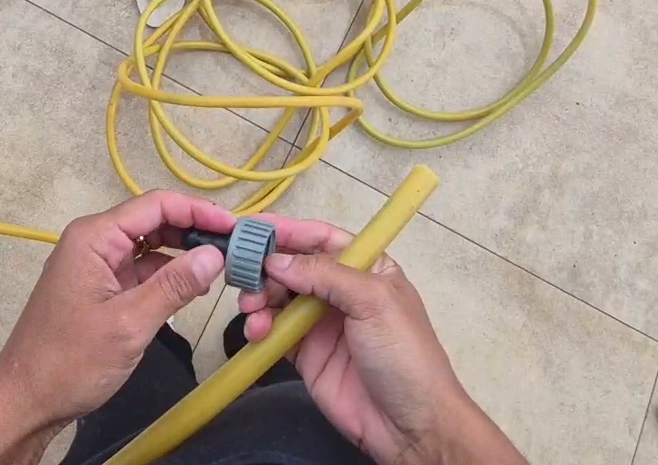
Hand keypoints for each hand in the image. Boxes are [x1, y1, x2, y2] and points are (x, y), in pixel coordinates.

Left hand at [0, 192, 232, 464]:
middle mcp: (94, 240)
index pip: (156, 205)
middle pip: (152, 220)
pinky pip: (139, 267)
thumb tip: (215, 254)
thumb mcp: (130, 324)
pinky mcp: (99, 286)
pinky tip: (191, 285)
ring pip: (148, 244)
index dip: (197, 211)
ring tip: (219, 263)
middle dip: (192, 229)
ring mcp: (95, 263)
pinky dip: (165, 273)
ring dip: (181, 252)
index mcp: (95, 236)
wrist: (23, 405)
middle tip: (232, 244)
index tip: (232, 225)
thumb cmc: (70, 361)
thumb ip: (174, 286)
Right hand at [239, 217, 524, 464]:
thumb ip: (324, 274)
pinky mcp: (306, 353)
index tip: (255, 229)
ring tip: (251, 307)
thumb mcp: (372, 301)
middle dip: (267, 266)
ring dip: (260, 296)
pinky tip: (256, 330)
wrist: (412, 428)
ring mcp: (321, 322)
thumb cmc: (405, 354)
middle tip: (245, 273)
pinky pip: (275, 330)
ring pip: (279, 296)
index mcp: (365, 266)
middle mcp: (340, 289)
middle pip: (294, 265)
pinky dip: (260, 325)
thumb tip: (277, 260)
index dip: (289, 231)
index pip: (321, 238)